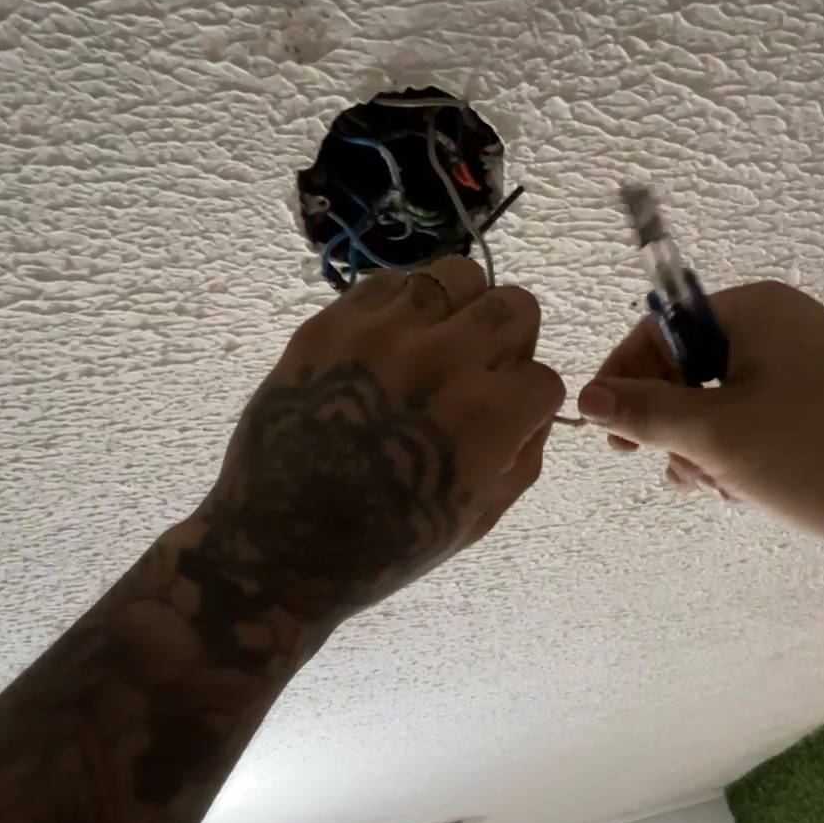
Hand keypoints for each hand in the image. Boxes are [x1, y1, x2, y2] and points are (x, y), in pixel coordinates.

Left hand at [192, 257, 564, 629]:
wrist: (279, 544)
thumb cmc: (385, 547)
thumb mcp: (477, 521)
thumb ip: (523, 457)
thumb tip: (534, 407)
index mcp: (486, 419)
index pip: (544, 376)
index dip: (529, 401)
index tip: (506, 414)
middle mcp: (443, 362)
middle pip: (514, 307)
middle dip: (510, 341)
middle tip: (479, 369)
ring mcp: (382, 335)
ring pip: (458, 275)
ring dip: (460, 310)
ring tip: (436, 343)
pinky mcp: (331, 324)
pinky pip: (391, 282)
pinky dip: (404, 306)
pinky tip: (389, 343)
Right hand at [578, 281, 823, 551]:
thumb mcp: (721, 434)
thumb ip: (645, 414)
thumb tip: (587, 397)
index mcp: (752, 313)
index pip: (657, 334)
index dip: (624, 383)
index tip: (609, 437)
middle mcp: (777, 334)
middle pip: (685, 375)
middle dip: (673, 429)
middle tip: (683, 469)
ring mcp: (804, 376)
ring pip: (718, 412)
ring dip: (705, 454)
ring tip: (724, 488)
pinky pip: (755, 432)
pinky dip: (740, 463)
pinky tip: (750, 494)